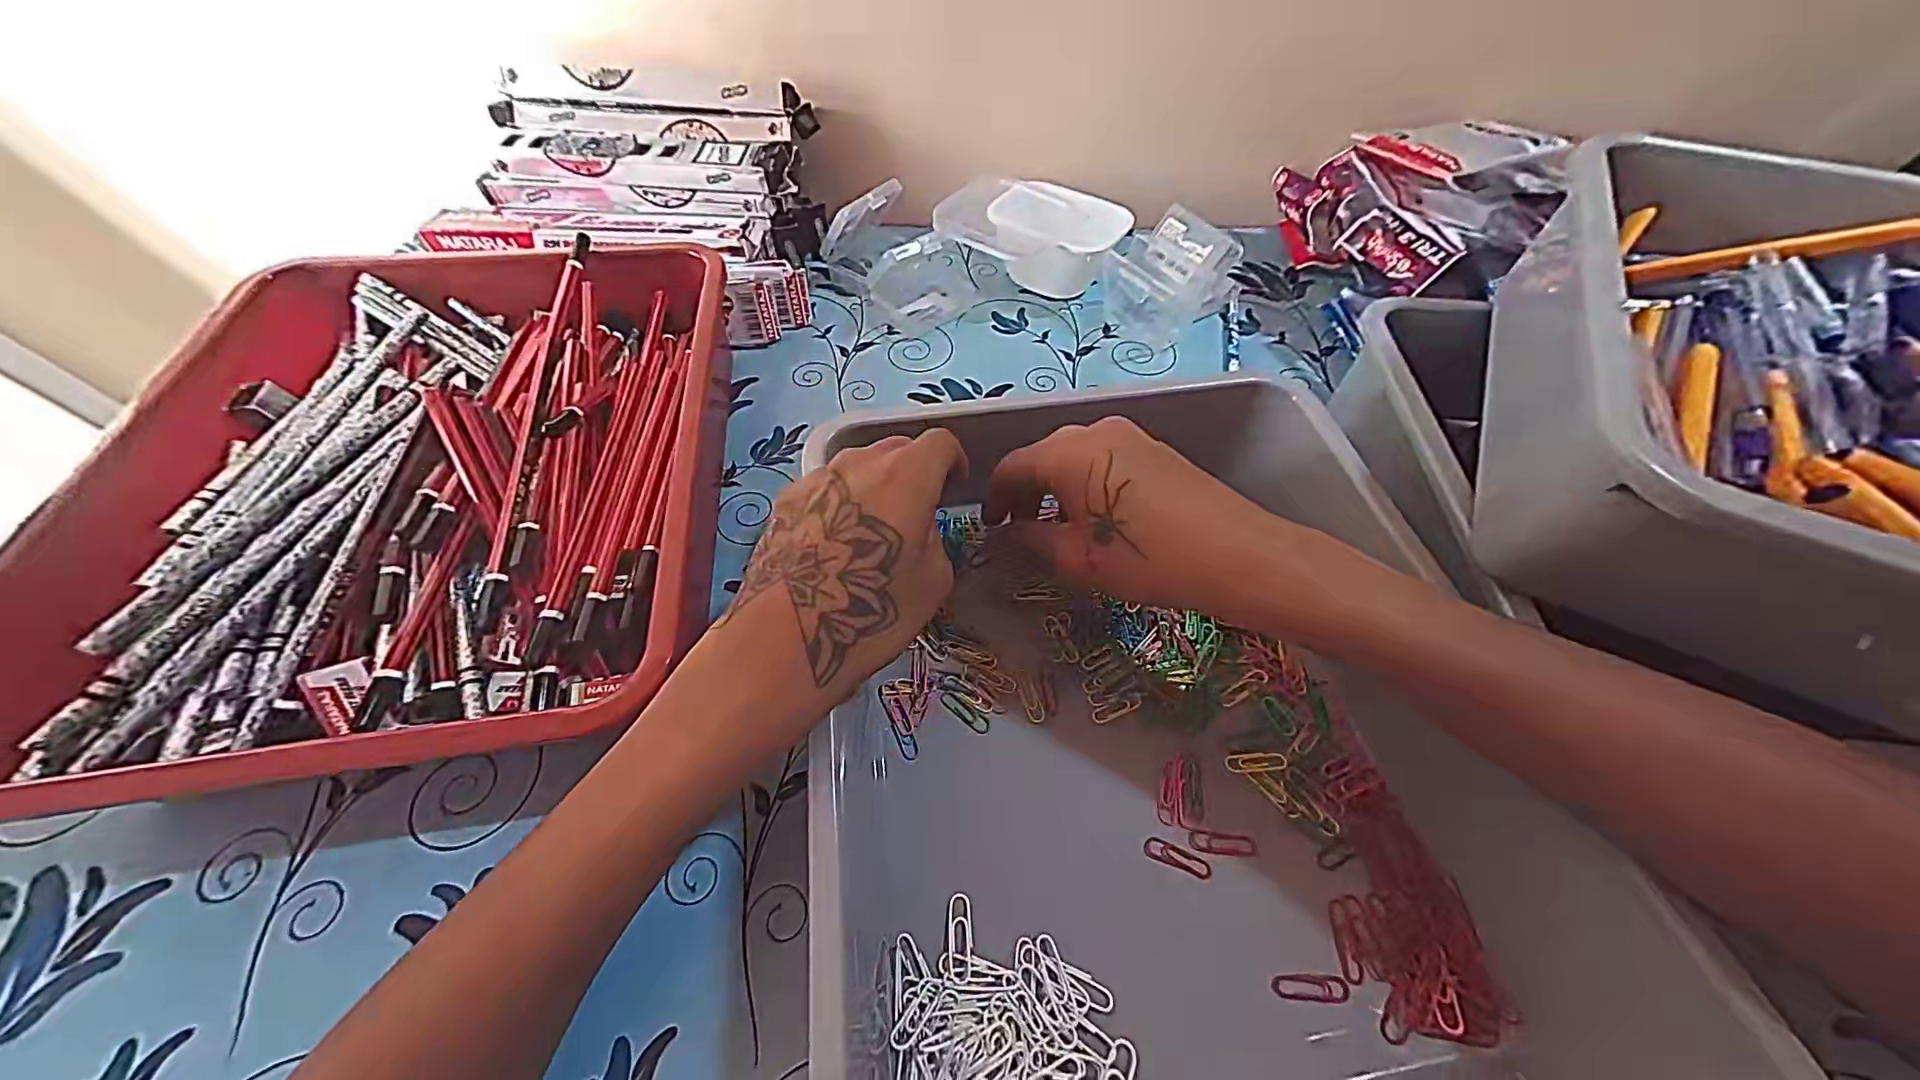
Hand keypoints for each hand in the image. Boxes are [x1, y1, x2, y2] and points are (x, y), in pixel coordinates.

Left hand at [712, 428, 966, 709]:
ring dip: (874, 486)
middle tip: (918, 510)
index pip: (939, 442)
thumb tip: (919, 530)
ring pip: (857, 467)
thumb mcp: (934, 582)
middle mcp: (857, 464)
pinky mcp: (783, 502)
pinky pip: (825, 491)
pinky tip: (833, 547)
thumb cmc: (869, 609)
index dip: (954, 461)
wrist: (783, 635)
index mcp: (905, 475)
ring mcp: (814, 479)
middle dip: (914, 471)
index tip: (954, 486)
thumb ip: (934, 538)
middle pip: (896, 448)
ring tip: (871, 532)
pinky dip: (839, 505)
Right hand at [985, 416, 1417, 644]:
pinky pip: (1102, 458)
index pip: (1012, 468)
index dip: (995, 498)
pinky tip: (1095, 516)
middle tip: (1020, 530)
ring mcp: (1128, 433)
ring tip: (1057, 528)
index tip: (992, 527)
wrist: (1237, 553)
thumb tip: (1008, 531)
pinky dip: (1085, 482)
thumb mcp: (1077, 558)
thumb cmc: (1147, 560)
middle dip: (1026, 493)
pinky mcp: (1153, 446)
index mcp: (1066, 452)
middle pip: (1042, 457)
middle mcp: (1094, 430)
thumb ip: (1030, 539)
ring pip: (1073, 456)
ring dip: (1056, 488)